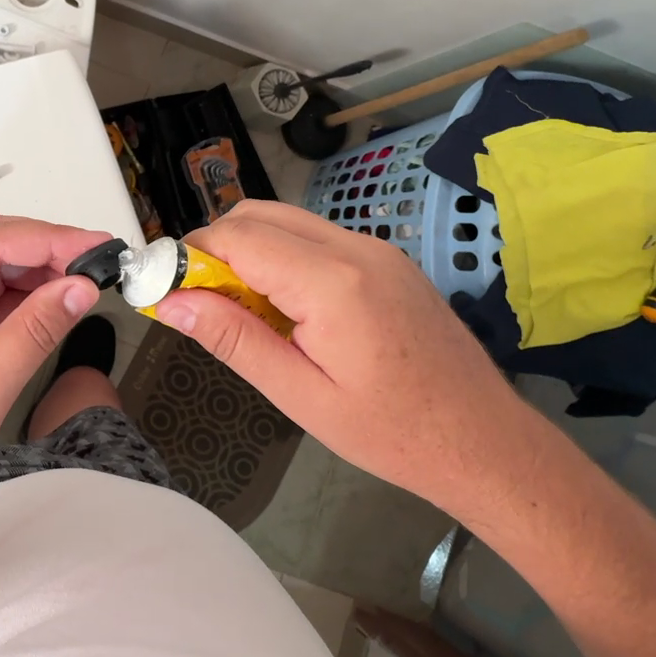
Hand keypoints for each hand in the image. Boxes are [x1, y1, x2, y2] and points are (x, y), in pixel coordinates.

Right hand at [153, 200, 530, 511]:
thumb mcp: (301, 395)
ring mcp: (376, 249)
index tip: (168, 289)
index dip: (191, 255)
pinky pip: (315, 237)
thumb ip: (233, 339)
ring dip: (248, 250)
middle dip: (216, 247)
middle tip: (202, 301)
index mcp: (332, 282)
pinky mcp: (387, 259)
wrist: (487, 442)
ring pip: (285, 221)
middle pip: (257, 214)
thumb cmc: (392, 433)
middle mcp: (354, 248)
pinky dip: (282, 256)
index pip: (237, 237)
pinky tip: (286, 307)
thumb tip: (171, 302)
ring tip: (243, 309)